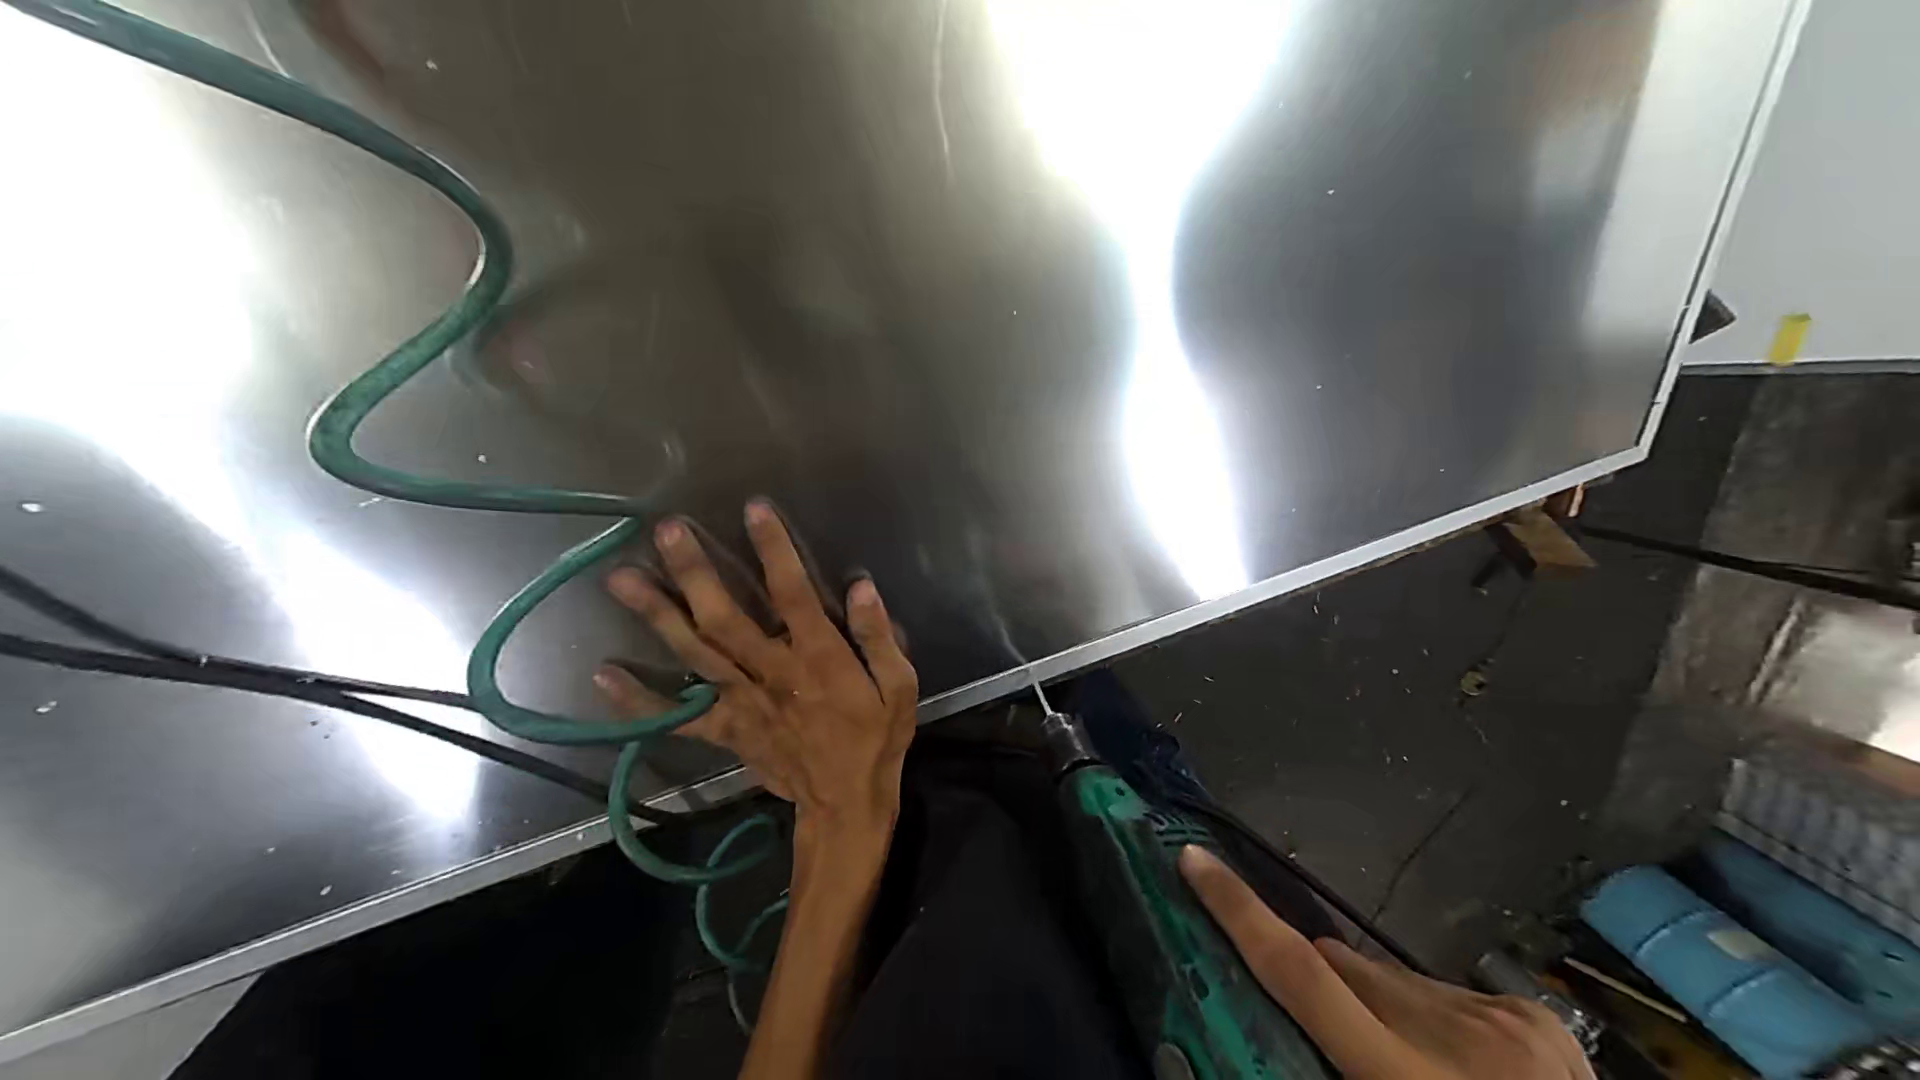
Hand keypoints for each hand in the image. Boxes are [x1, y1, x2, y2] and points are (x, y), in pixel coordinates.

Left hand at [594, 500, 918, 833]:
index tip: (753, 510)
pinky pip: (678, 717)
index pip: (792, 594)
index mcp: (818, 659)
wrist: (846, 804)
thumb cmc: (875, 739)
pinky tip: (604, 675)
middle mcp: (772, 674)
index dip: (774, 550)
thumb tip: (860, 587)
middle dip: (696, 573)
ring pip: (695, 655)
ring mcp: (743, 703)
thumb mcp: (899, 687)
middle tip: (667, 532)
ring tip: (622, 579)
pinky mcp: (726, 731)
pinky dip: (638, 702)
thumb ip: (879, 637)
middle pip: (726, 619)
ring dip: (658, 616)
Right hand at [1179, 847, 1592, 1079]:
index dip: (1239, 911)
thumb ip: (1323, 1062)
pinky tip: (1458, 1063)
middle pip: (1339, 967)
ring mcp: (1502, 1021)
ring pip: (1388, 977)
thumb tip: (1280, 1019)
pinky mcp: (1536, 1018)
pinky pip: (1441, 990)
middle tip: (1323, 1034)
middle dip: (1318, 984)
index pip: (1300, 973)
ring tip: (1403, 1060)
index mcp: (1402, 1078)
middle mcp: (1449, 1036)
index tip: (1193, 859)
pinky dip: (1428, 1015)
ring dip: (1375, 1003)